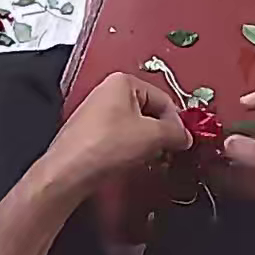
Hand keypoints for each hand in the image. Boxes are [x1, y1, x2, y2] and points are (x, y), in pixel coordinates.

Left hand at [40, 72, 191, 191]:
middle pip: (149, 111)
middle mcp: (108, 90)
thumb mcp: (152, 136)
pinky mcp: (89, 132)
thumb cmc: (108, 146)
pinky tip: (129, 162)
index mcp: (123, 82)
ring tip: (147, 158)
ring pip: (135, 125)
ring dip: (146, 142)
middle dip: (160, 132)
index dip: (176, 122)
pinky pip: (119, 135)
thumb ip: (176, 132)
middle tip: (166, 151)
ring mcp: (97, 111)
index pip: (163, 99)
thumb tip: (186, 137)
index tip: (182, 142)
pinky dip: (130, 147)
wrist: (67, 173)